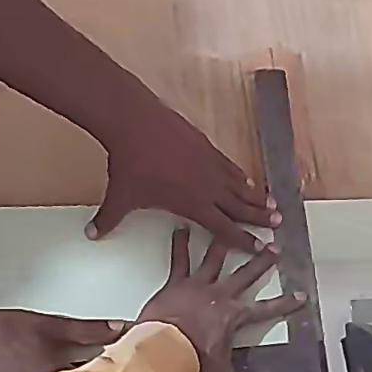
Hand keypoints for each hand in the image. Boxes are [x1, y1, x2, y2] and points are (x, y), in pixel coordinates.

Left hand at [87, 112, 280, 249]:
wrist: (134, 123)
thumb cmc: (130, 165)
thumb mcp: (120, 197)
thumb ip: (109, 219)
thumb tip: (91, 234)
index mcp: (193, 205)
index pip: (225, 229)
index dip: (244, 240)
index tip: (261, 248)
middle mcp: (207, 187)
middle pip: (241, 207)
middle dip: (260, 218)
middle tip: (280, 226)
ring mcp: (209, 164)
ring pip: (240, 185)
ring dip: (257, 197)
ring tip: (273, 205)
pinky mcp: (206, 146)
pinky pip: (229, 166)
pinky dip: (241, 176)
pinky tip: (247, 179)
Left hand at [137, 227, 307, 371]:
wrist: (162, 349)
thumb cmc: (192, 361)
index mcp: (234, 317)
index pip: (267, 310)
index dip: (286, 304)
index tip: (301, 295)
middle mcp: (220, 296)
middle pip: (246, 275)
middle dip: (261, 262)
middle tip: (274, 247)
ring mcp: (198, 286)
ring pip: (215, 260)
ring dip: (224, 244)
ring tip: (232, 228)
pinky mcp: (176, 283)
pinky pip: (180, 260)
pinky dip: (179, 244)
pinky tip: (180, 228)